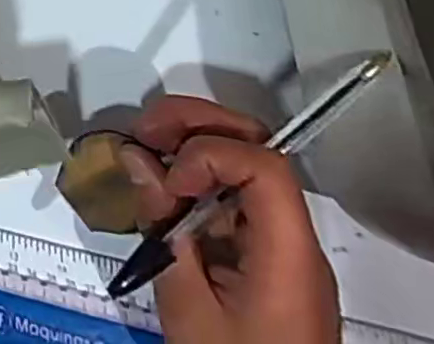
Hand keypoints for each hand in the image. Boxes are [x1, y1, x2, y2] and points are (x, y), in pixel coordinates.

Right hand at [118, 97, 339, 343]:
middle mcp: (296, 237)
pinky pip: (236, 192)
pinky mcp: (267, 252)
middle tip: (147, 129)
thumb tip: (137, 156)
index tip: (171, 181)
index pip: (264, 165)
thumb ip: (163, 228)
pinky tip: (165, 185)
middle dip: (197, 123)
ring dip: (194, 141)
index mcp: (289, 255)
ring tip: (148, 146)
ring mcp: (284, 242)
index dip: (210, 153)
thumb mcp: (187, 309)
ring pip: (247, 158)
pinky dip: (198, 175)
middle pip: (258, 145)